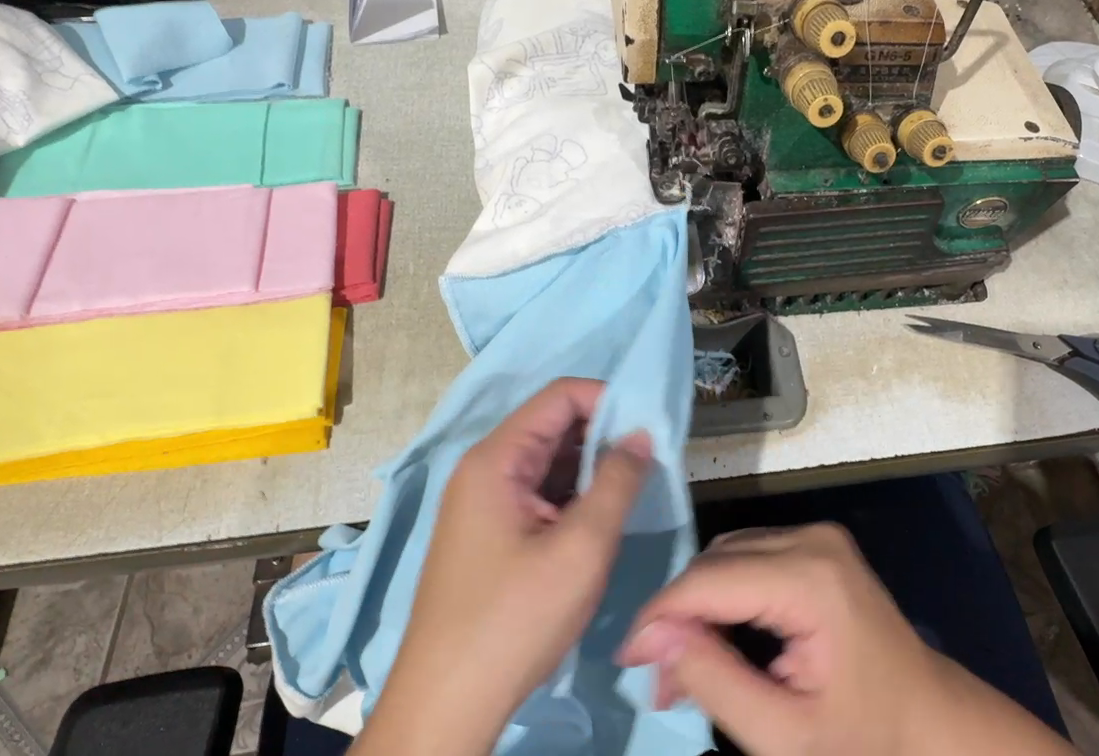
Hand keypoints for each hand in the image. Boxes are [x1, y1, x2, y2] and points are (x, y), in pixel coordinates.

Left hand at [367, 378, 653, 755]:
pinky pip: (537, 494)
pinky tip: (600, 521)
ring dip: (591, 471)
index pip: (559, 397)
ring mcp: (482, 503)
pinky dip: (572, 498)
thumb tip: (641, 434)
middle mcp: (484, 469)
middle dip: (603, 438)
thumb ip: (617, 482)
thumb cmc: (515, 619)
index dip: (608, 402)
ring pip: (548, 463)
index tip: (650, 430)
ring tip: (632, 494)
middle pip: (552, 426)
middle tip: (650, 465)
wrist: (448, 702)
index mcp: (496, 459)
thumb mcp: (581, 548)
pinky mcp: (489, 533)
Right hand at [618, 524, 1074, 755]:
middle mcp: (812, 539)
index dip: (659, 616)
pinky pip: (749, 558)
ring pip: (727, 556)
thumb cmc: (865, 736)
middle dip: (677, 615)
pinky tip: (713, 638)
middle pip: (715, 562)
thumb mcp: (784, 734)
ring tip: (682, 665)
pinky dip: (723, 594)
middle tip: (657, 677)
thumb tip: (655, 640)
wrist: (931, 721)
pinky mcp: (818, 547)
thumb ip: (716, 682)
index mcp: (810, 578)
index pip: (708, 579)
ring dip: (697, 604)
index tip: (627, 661)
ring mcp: (818, 538)